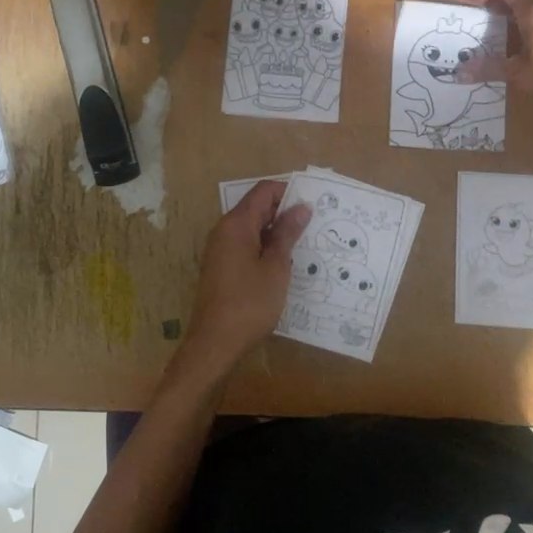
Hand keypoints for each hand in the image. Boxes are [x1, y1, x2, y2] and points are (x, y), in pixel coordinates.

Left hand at [184, 180, 311, 360]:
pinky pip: (246, 246)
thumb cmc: (250, 303)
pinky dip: (265, 249)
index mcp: (236, 224)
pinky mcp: (221, 267)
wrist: (215, 341)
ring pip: (252, 229)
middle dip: (285, 213)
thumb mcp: (276, 267)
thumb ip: (287, 234)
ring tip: (305, 247)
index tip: (313, 208)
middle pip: (257, 208)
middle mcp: (224, 230)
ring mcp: (220, 249)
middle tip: (316, 227)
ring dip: (277, 234)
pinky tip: (285, 265)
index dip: (289, 193)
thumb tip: (301, 207)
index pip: (264, 191)